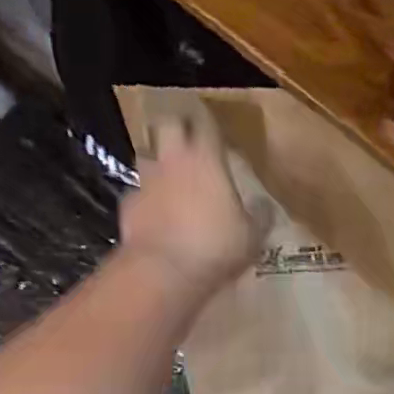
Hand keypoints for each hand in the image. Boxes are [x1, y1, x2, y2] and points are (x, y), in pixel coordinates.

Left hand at [119, 115, 262, 287]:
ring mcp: (146, 181)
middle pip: (168, 125)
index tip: (215, 126)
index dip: (210, 123)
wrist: (165, 270)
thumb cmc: (218, 247)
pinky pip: (140, 192)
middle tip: (190, 138)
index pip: (206, 126)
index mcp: (206, 161)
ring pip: (149, 156)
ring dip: (160, 162)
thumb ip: (260, 216)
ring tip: (173, 176)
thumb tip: (264, 205)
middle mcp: (173, 161)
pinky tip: (159, 213)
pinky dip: (150, 198)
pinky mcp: (129, 203)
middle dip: (178, 127)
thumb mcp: (253, 236)